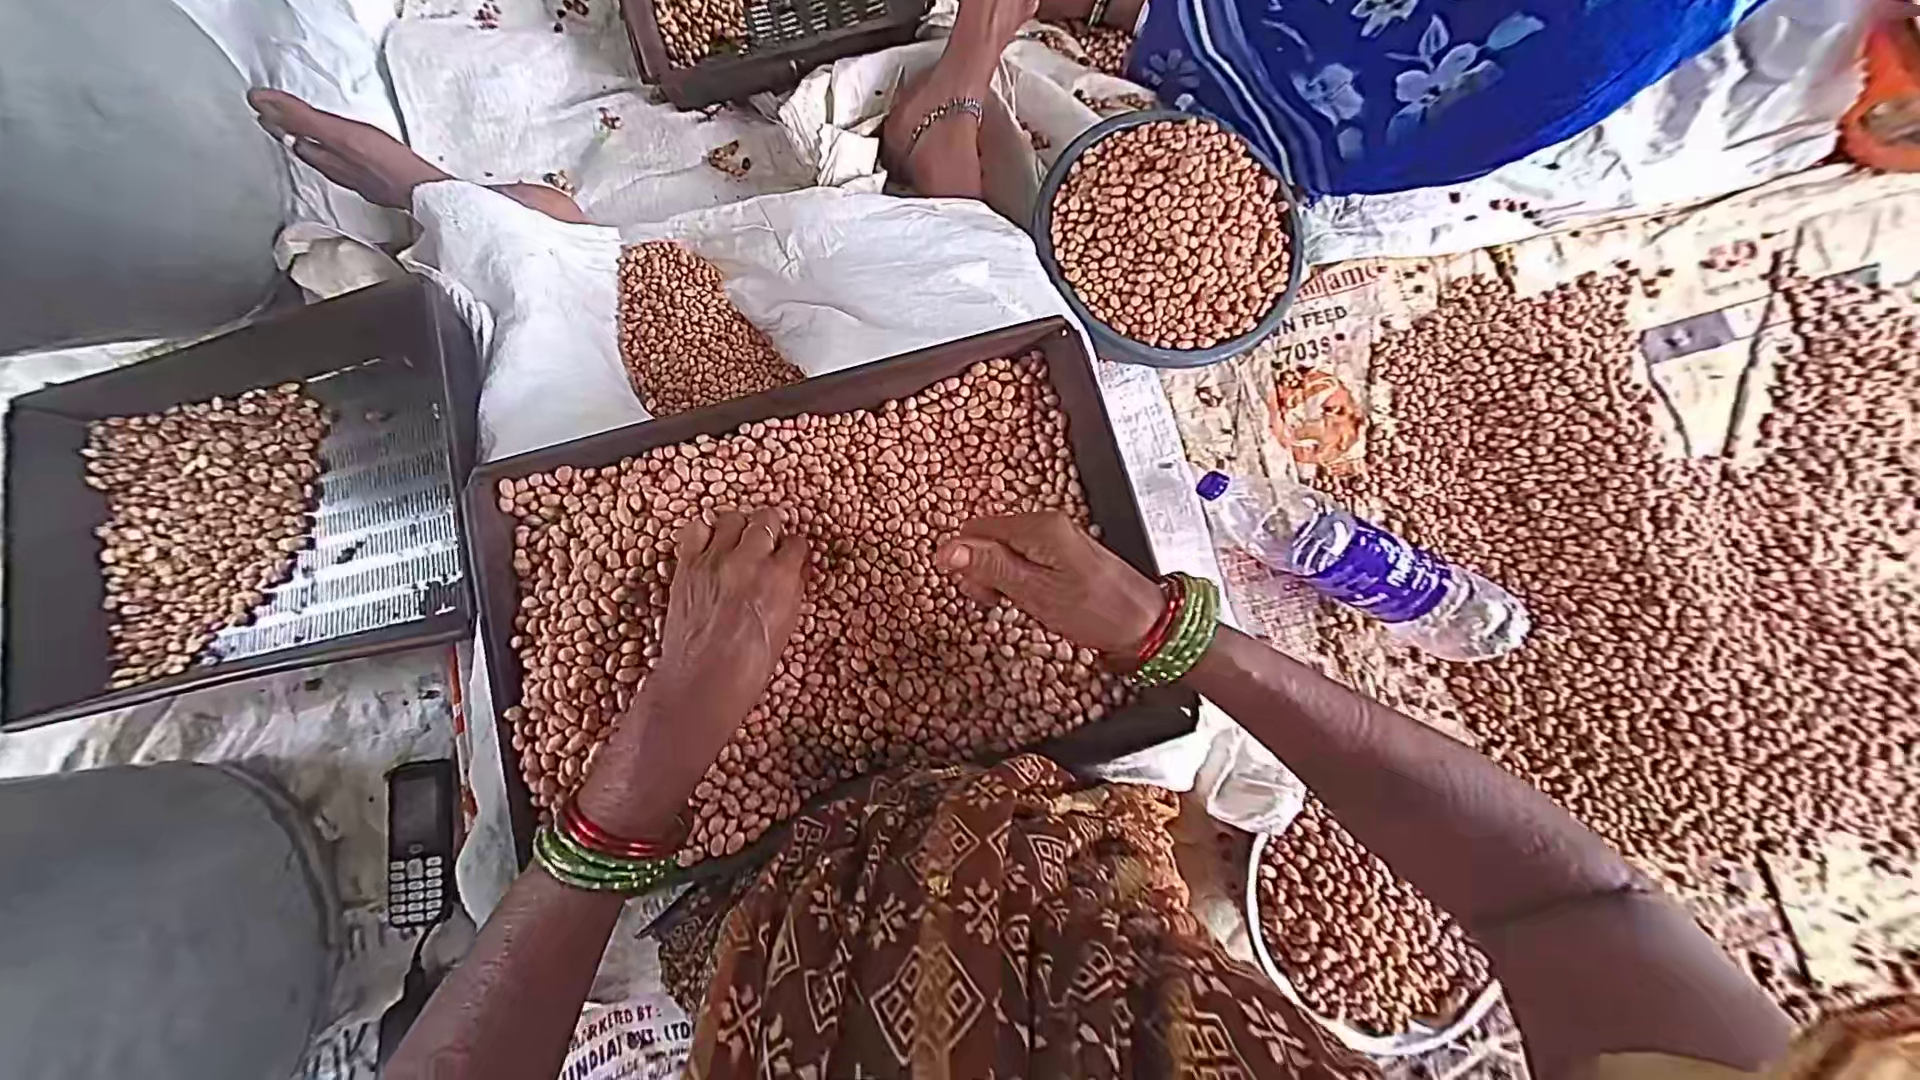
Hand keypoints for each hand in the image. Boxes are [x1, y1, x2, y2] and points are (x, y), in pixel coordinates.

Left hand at [652, 507, 807, 718]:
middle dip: (771, 528)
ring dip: (739, 527)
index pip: (796, 543)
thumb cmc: (750, 664)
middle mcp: (750, 561)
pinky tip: (711, 544)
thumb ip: (792, 589)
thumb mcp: (787, 624)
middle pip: (767, 519)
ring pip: (732, 518)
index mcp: (782, 577)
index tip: (790, 554)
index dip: (794, 549)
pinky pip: (696, 530)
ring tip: (739, 539)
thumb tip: (793, 571)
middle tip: (768, 539)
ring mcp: (716, 560)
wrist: (704, 680)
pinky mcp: (688, 566)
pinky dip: (705, 532)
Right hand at [935, 512, 1165, 657]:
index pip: (976, 530)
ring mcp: (1055, 537)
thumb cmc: (1097, 611)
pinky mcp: (1062, 551)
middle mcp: (1046, 524)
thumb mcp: (1034, 592)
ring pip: (1004, 550)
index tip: (981, 592)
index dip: (968, 562)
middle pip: (988, 538)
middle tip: (1001, 601)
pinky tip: (1033, 598)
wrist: (1145, 623)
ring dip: (1001, 578)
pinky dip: (1019, 579)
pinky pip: (1024, 557)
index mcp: (1038, 527)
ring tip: (1022, 602)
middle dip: (984, 571)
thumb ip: (990, 567)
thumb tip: (949, 549)